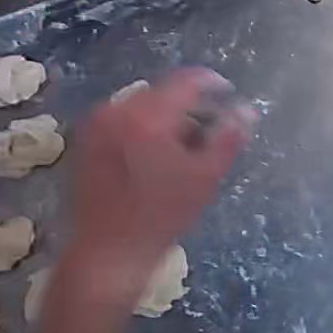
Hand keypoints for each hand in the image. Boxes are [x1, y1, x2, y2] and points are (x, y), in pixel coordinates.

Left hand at [62, 68, 251, 311]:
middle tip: (212, 128)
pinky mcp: (86, 141)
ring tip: (187, 145)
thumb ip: (229, 136)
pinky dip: (146, 127)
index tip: (229, 92)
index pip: (186, 81)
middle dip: (191, 106)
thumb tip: (246, 109)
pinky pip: (124, 120)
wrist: (108, 251)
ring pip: (144, 107)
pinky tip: (159, 154)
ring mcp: (96, 126)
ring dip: (169, 117)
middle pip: (164, 93)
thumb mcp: (206, 175)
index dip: (212, 83)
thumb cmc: (162, 214)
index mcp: (147, 117)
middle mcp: (116, 112)